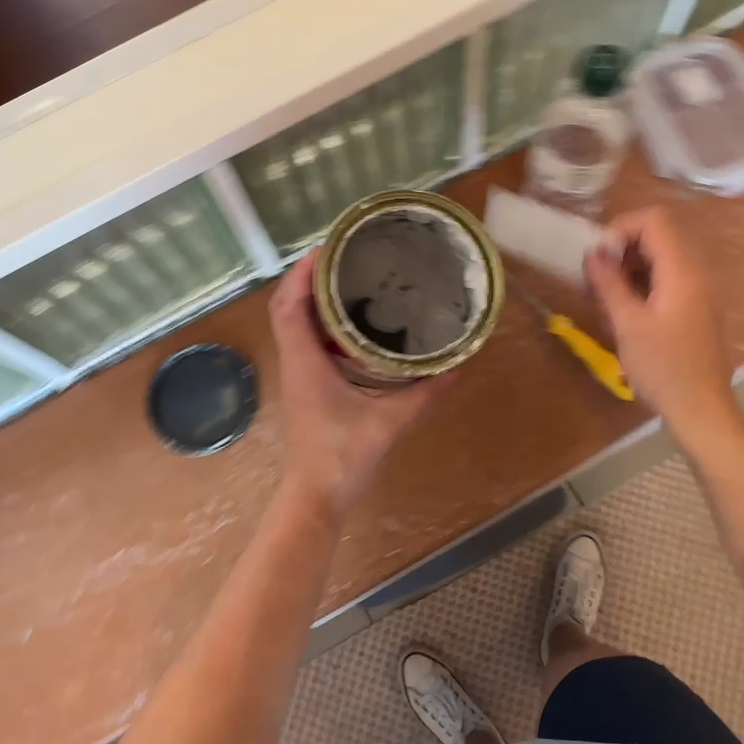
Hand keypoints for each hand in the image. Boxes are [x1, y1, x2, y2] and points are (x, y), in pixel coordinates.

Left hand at [267, 251, 454, 514]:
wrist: (316, 496)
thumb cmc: (343, 457)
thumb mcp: (389, 423)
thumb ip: (423, 395)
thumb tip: (456, 367)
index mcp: (305, 362)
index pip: (289, 306)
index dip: (301, 273)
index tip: (326, 248)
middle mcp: (294, 362)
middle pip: (287, 307)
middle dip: (307, 277)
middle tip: (342, 256)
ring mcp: (296, 375)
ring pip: (294, 324)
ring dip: (312, 299)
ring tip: (346, 279)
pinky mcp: (304, 386)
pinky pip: (304, 342)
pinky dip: (319, 324)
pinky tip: (350, 324)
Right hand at [584, 207, 742, 445]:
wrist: (700, 409)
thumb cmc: (663, 368)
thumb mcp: (627, 324)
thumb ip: (609, 283)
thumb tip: (593, 252)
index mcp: (682, 271)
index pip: (653, 221)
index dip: (620, 229)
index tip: (596, 258)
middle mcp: (695, 273)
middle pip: (656, 237)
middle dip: (620, 252)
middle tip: (594, 281)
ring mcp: (697, 291)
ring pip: (658, 260)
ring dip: (627, 271)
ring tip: (603, 301)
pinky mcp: (694, 309)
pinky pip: (665, 281)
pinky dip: (640, 287)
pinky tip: (622, 315)